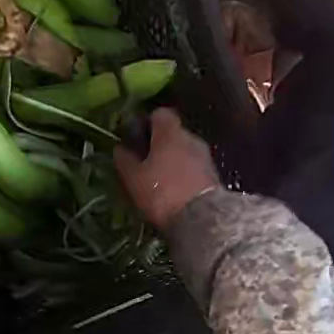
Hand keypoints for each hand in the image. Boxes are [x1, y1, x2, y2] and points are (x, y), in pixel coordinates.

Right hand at [114, 108, 220, 229]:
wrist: (201, 219)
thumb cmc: (161, 193)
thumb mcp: (134, 179)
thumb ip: (125, 160)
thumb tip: (119, 148)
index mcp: (169, 134)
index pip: (160, 114)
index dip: (147, 123)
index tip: (136, 138)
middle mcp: (191, 138)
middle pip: (173, 133)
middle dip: (159, 144)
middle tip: (145, 162)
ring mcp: (205, 156)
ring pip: (184, 150)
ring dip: (172, 159)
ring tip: (159, 179)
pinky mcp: (213, 174)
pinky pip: (194, 166)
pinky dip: (184, 173)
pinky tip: (174, 190)